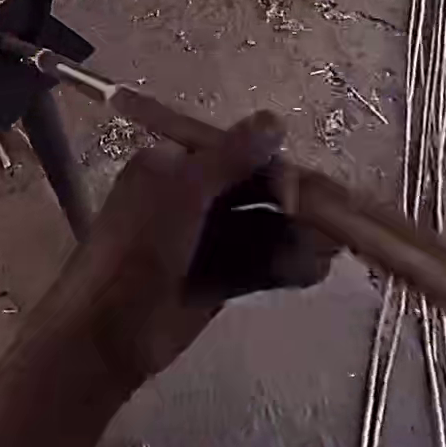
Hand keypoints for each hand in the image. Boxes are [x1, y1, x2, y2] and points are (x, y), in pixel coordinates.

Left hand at [33, 112, 340, 388]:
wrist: (109, 325)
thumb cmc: (139, 243)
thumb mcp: (182, 191)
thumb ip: (228, 158)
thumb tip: (273, 120)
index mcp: (167, 165)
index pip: (227, 153)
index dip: (270, 164)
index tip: (314, 181)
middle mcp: (185, 196)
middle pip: (247, 192)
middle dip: (290, 205)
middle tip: (336, 220)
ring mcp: (199, 239)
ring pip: (256, 230)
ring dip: (291, 237)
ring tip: (327, 251)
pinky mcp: (214, 279)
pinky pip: (255, 264)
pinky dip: (282, 265)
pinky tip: (310, 270)